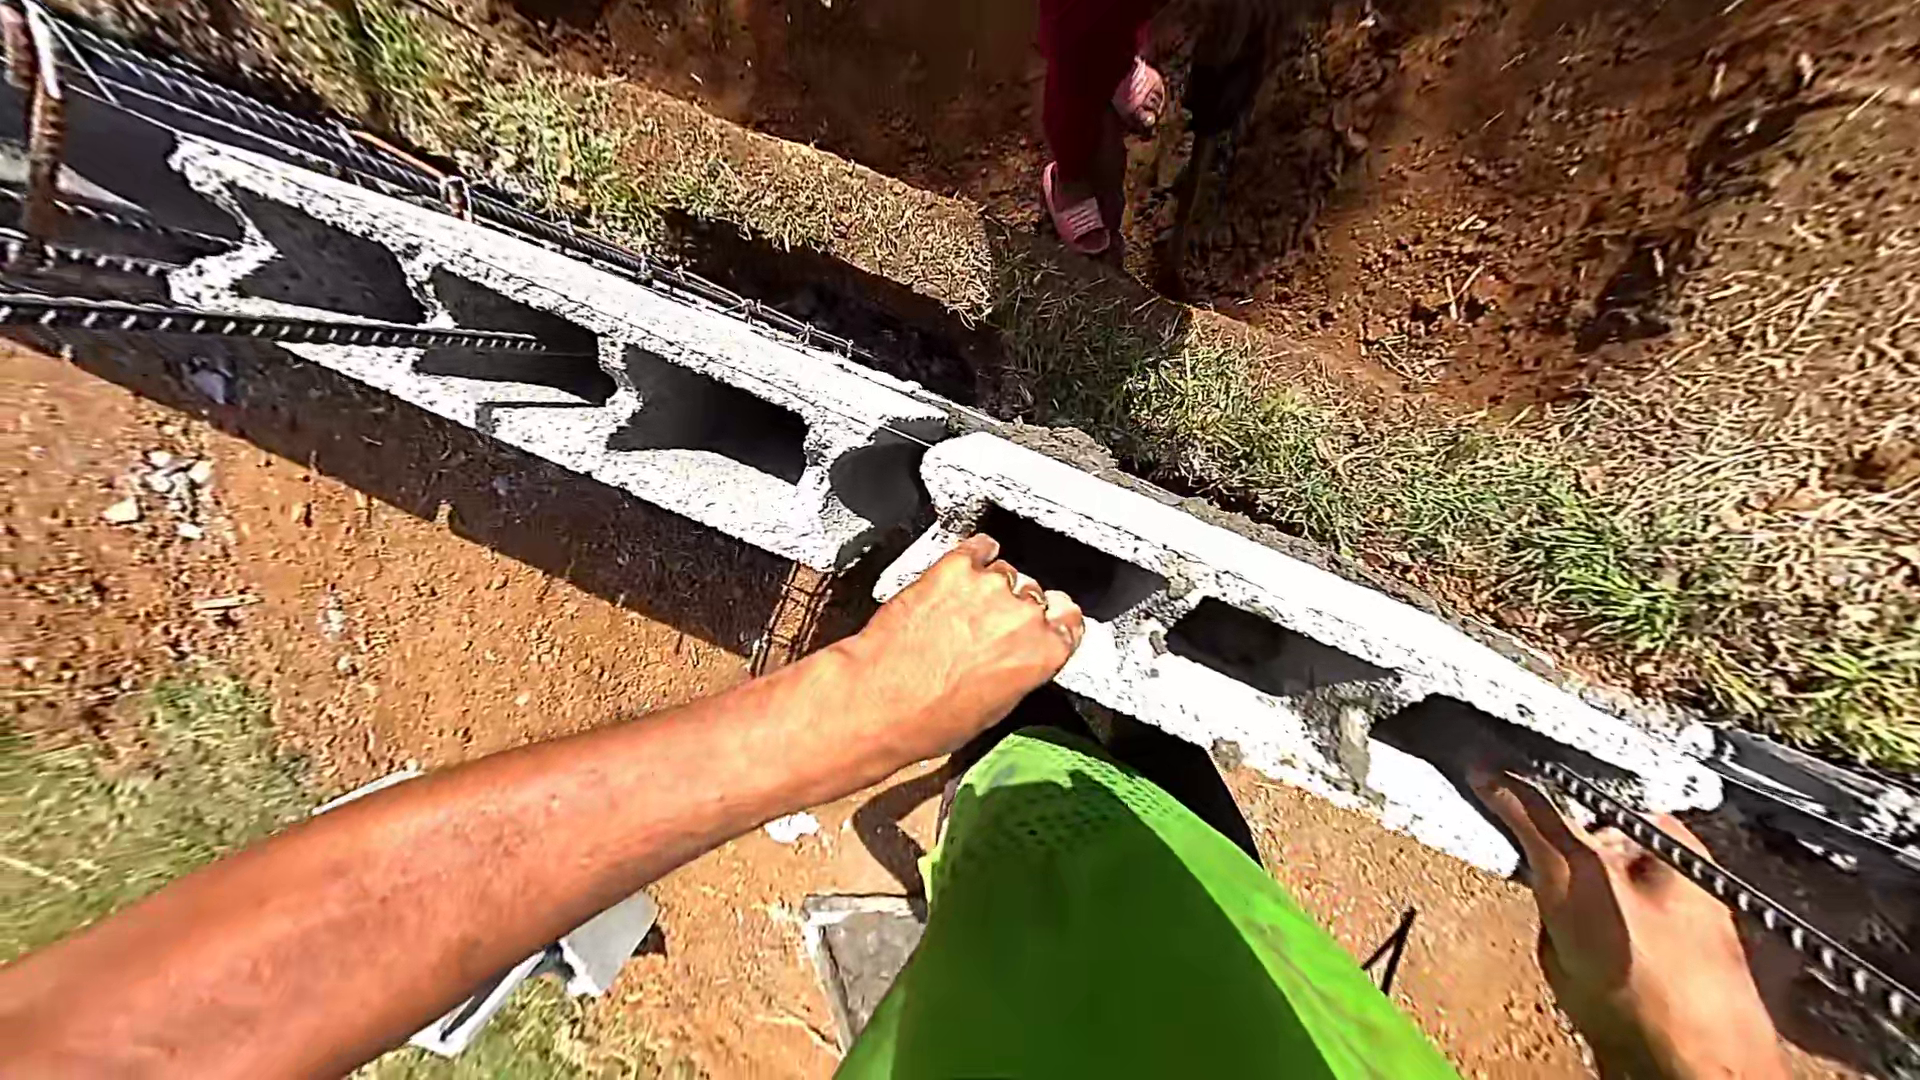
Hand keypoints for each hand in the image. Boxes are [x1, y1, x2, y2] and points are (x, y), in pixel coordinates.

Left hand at [834, 534, 1084, 766]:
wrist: (880, 700)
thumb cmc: (930, 717)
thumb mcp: (997, 706)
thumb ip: (1023, 667)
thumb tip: (1020, 655)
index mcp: (1044, 652)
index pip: (1070, 619)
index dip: (1055, 619)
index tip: (1045, 620)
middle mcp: (1025, 614)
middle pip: (1035, 594)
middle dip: (1015, 607)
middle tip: (988, 623)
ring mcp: (991, 586)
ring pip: (1005, 572)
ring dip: (989, 585)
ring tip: (961, 607)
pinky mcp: (956, 567)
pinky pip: (979, 547)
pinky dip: (975, 555)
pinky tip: (965, 567)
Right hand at [1472, 771, 1787, 1079]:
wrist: (1670, 1066)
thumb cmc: (1649, 973)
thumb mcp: (1574, 874)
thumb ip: (1528, 814)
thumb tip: (1484, 766)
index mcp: (1662, 836)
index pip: (1583, 774)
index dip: (1530, 759)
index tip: (1482, 748)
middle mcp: (1643, 857)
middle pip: (1562, 806)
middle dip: (1515, 797)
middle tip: (1470, 782)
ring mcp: (1617, 889)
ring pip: (1547, 840)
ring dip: (1511, 832)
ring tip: (1474, 812)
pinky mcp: (1591, 918)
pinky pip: (1542, 871)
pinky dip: (1514, 862)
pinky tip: (1494, 856)